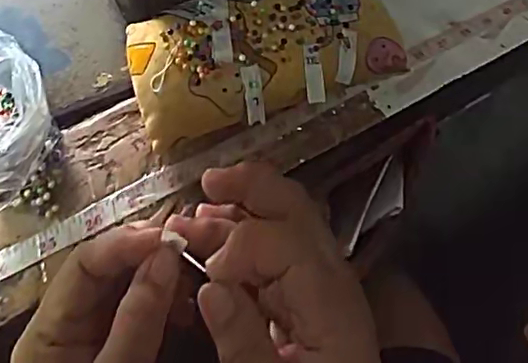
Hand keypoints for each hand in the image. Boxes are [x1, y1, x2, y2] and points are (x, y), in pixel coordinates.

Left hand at [13, 224, 187, 362]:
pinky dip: (167, 298)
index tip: (164, 235)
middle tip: (186, 242)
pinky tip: (188, 296)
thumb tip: (165, 255)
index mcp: (46, 329)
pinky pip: (143, 308)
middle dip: (148, 250)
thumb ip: (134, 322)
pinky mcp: (118, 346)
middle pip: (109, 268)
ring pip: (129, 283)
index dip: (124, 242)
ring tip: (192, 267)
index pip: (84, 261)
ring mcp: (94, 332)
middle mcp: (68, 321)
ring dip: (162, 271)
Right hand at [169, 162, 380, 362]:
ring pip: (282, 222)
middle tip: (208, 181)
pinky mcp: (306, 297)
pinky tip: (211, 241)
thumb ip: (245, 345)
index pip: (286, 242)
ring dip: (238, 209)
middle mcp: (332, 279)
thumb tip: (211, 288)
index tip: (207, 271)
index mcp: (333, 302)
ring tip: (195, 216)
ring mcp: (321, 284)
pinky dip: (240, 237)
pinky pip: (274, 250)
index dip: (240, 244)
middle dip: (250, 186)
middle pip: (295, 209)